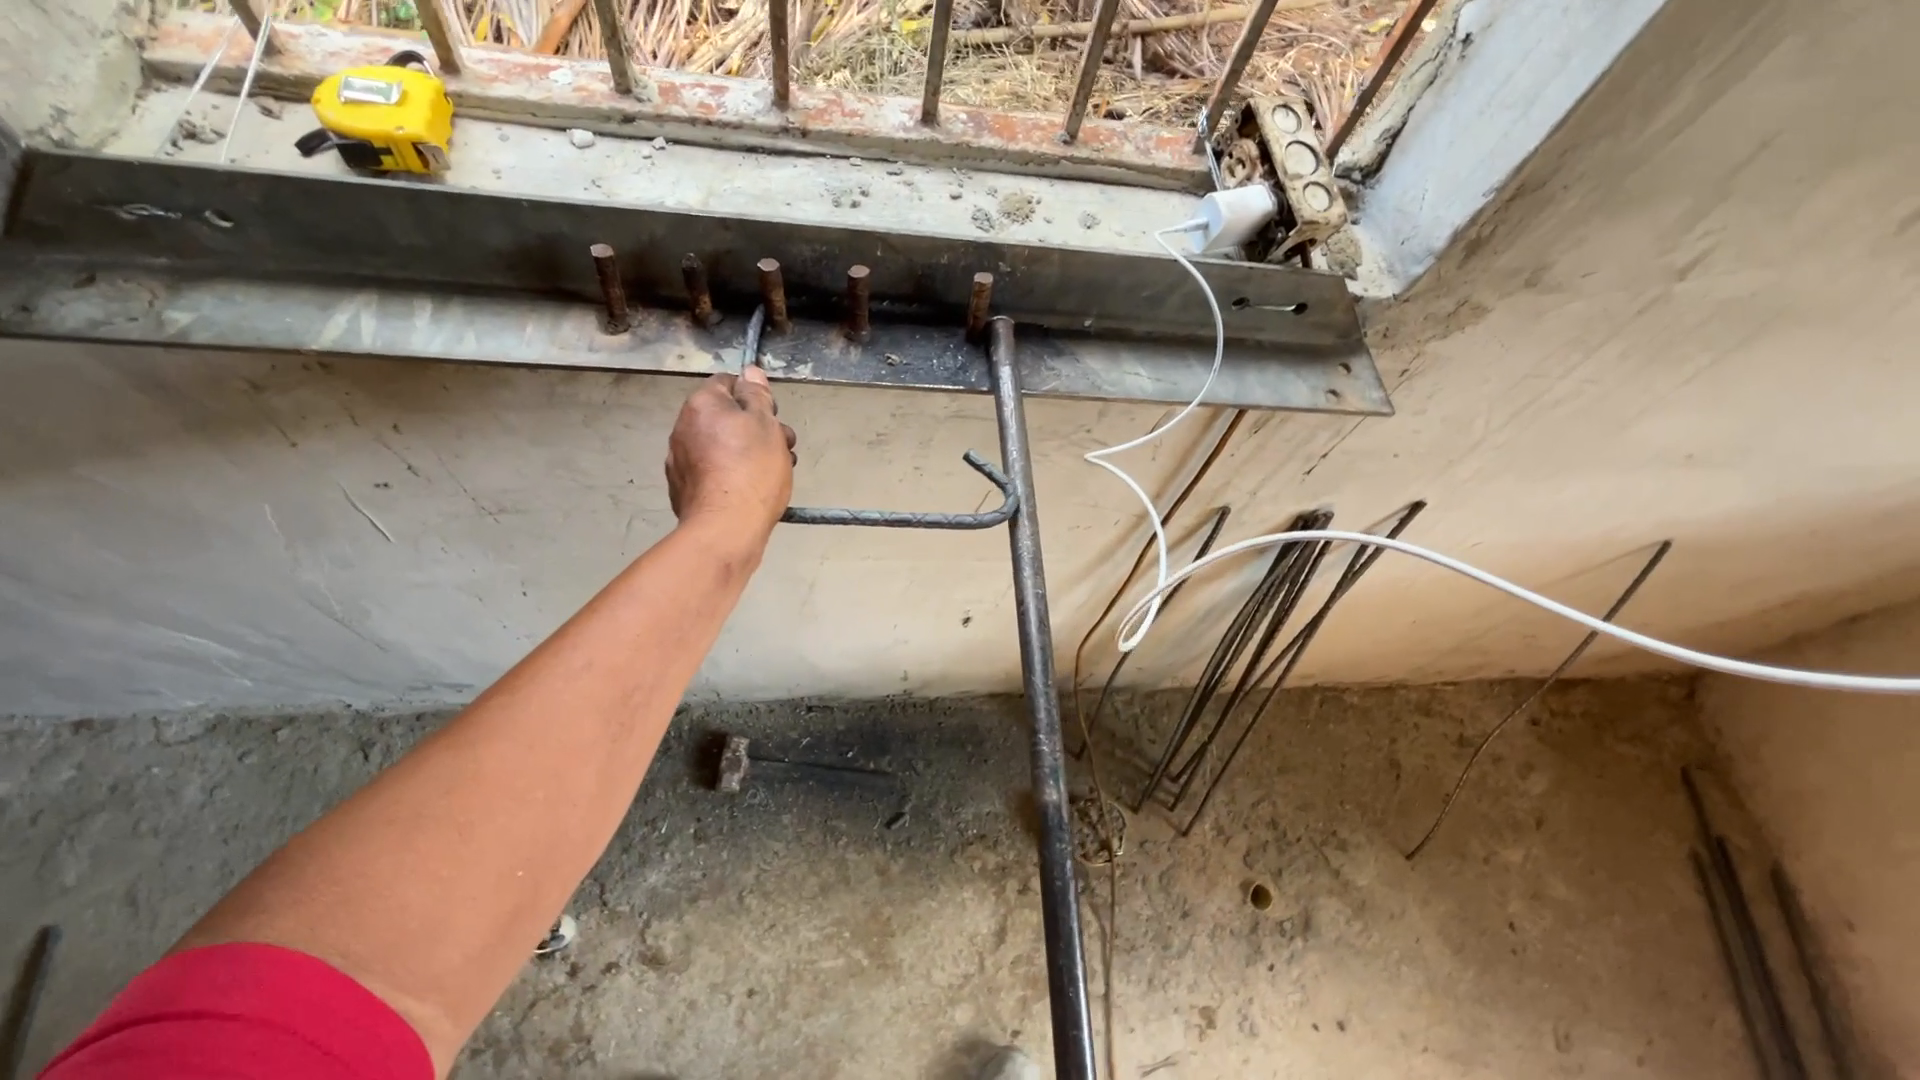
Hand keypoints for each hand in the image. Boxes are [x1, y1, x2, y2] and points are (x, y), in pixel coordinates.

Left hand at [665, 368, 796, 538]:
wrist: (726, 529)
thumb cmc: (752, 471)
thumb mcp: (766, 425)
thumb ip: (757, 395)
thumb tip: (750, 372)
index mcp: (701, 405)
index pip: (728, 382)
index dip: (755, 396)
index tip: (773, 418)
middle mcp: (683, 428)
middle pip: (724, 416)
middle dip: (755, 428)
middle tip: (781, 448)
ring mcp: (679, 460)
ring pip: (720, 445)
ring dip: (745, 452)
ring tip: (772, 473)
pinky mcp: (683, 488)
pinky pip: (711, 470)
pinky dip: (729, 474)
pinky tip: (748, 491)